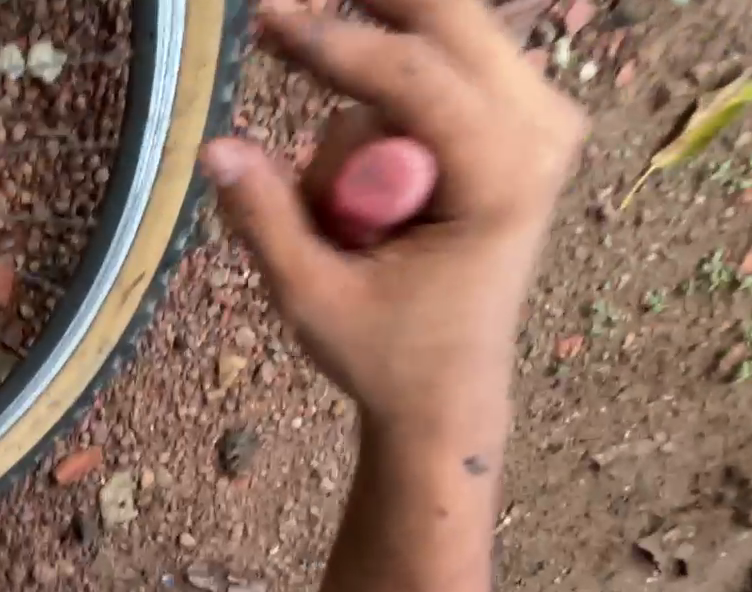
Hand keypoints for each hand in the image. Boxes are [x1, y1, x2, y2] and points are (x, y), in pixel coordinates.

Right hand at [202, 0, 585, 444]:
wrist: (443, 392)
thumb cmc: (382, 353)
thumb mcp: (308, 295)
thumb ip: (262, 216)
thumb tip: (213, 146)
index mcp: (500, 177)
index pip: (413, 78)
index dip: (333, 45)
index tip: (265, 18)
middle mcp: (538, 132)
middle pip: (450, 27)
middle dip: (372, 12)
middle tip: (283, 9)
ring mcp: (535, 127)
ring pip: (438, 54)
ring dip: (364, 105)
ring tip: (335, 213)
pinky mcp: (513, 135)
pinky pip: (437, 83)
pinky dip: (382, 109)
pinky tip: (361, 186)